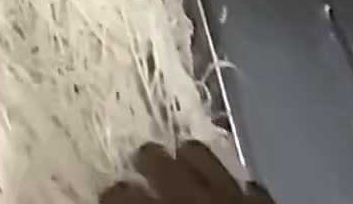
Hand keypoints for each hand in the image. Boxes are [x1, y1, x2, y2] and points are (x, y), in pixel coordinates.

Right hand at [100, 142, 274, 203]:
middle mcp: (189, 198)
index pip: (122, 195)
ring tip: (181, 164)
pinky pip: (246, 183)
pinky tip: (230, 193)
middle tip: (141, 169)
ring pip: (199, 155)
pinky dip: (234, 186)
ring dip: (186, 159)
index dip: (111, 196)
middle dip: (146, 163)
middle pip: (156, 160)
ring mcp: (230, 196)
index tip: (106, 197)